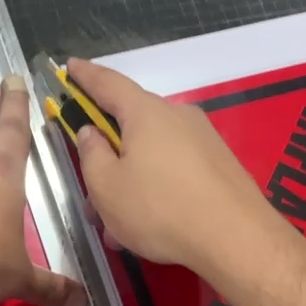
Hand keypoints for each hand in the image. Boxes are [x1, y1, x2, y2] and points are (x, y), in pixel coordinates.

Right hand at [68, 58, 284, 273]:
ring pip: (152, 157)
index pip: (108, 83)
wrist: (236, 238)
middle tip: (90, 196)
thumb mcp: (107, 188)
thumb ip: (91, 155)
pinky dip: (154, 194)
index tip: (70, 66)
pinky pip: (175, 173)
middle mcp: (177, 117)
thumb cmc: (160, 209)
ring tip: (116, 229)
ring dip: (129, 186)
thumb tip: (92, 133)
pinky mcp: (219, 167)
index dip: (85, 76)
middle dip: (106, 159)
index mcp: (146, 112)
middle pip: (131, 128)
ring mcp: (203, 141)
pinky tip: (147, 230)